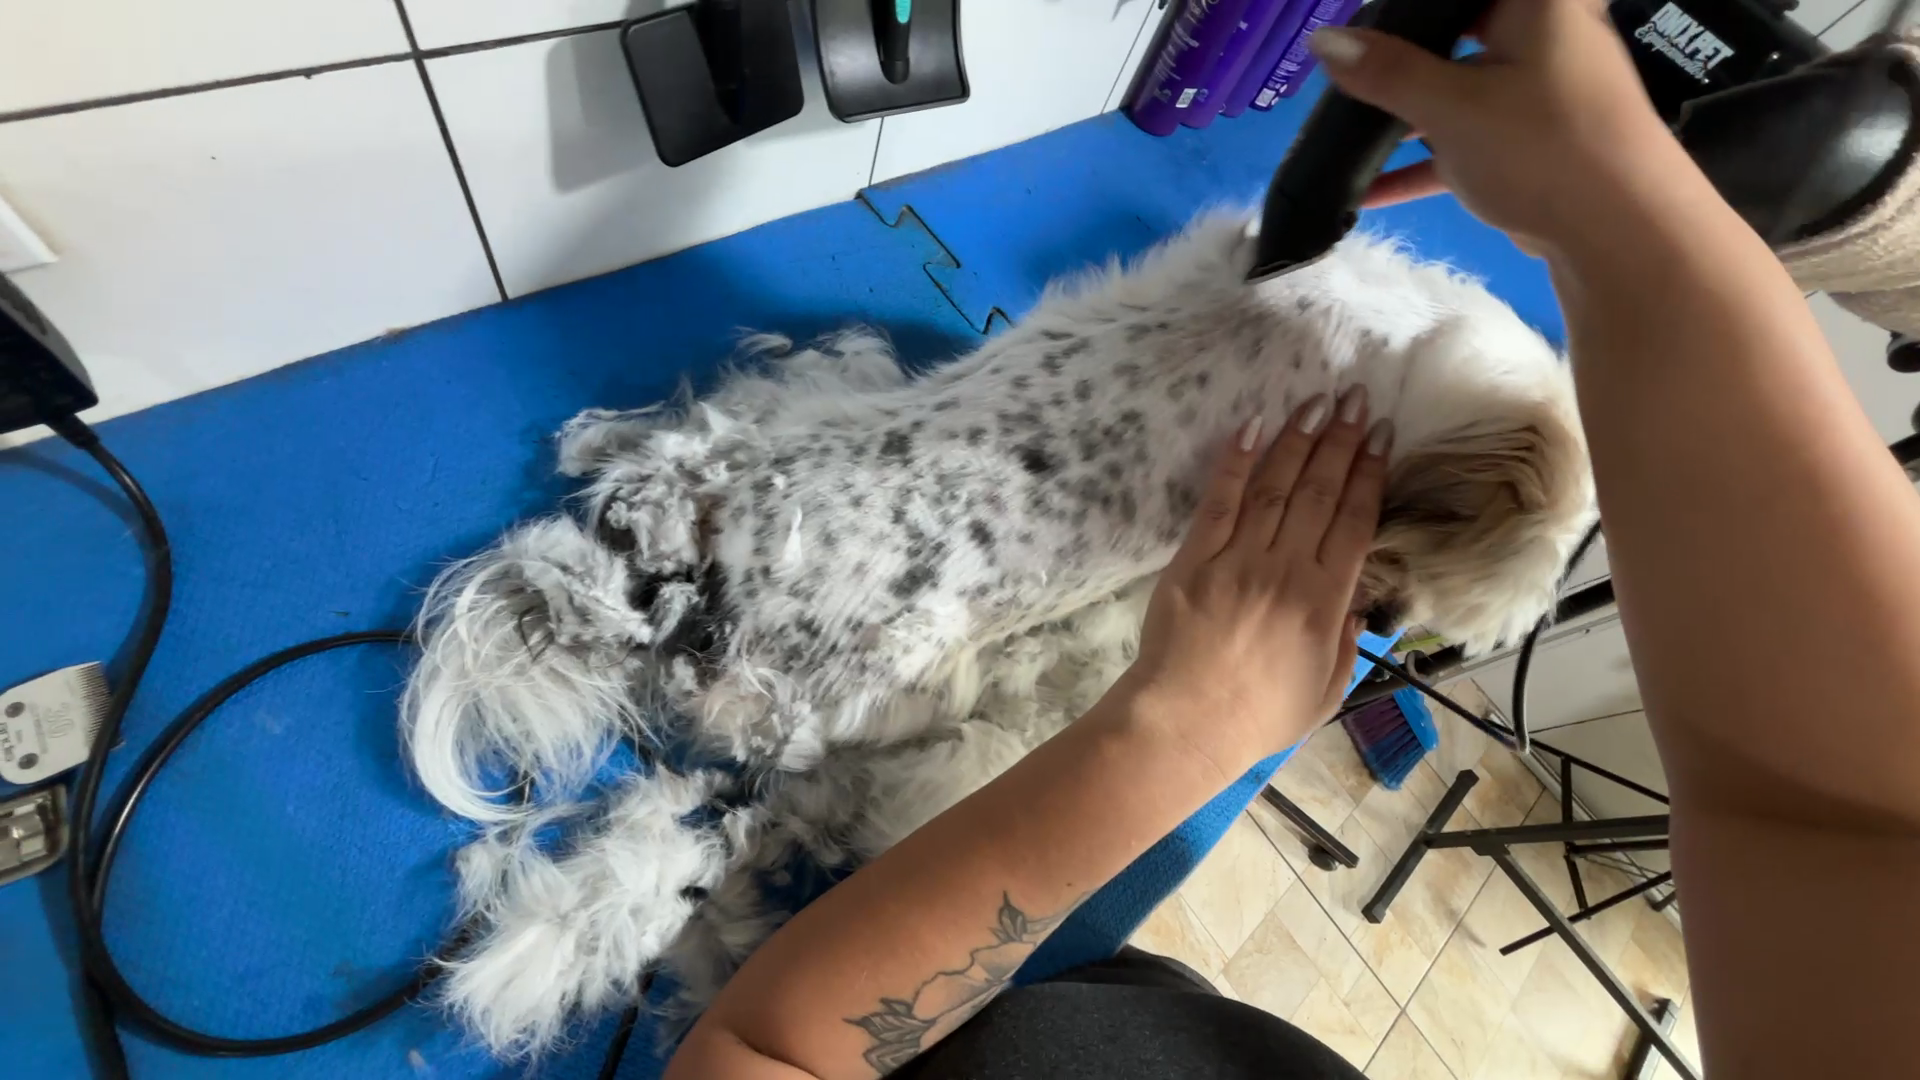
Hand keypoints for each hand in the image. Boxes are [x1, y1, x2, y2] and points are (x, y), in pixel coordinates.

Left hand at [1119, 391, 1389, 774]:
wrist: (1185, 723)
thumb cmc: (1258, 716)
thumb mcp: (1326, 690)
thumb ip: (1348, 642)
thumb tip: (1356, 603)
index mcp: (1326, 601)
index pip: (1356, 521)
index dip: (1370, 473)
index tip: (1382, 436)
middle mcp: (1287, 569)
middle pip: (1320, 492)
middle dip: (1341, 441)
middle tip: (1355, 399)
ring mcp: (1237, 560)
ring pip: (1274, 487)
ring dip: (1297, 441)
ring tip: (1316, 403)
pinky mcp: (1193, 560)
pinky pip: (1218, 502)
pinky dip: (1234, 462)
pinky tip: (1251, 427)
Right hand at [1311, 0, 1692, 259]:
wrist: (1612, 224)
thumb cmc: (1538, 145)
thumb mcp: (1452, 106)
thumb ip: (1386, 72)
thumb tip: (1322, 39)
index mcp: (1536, 1)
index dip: (1407, 8)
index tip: (1359, 25)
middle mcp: (1540, 32)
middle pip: (1454, 32)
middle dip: (1397, 56)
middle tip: (1343, 76)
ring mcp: (1531, 89)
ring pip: (1453, 87)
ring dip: (1400, 113)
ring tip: (1345, 131)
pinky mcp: (1520, 140)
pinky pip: (1457, 140)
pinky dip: (1416, 161)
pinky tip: (1367, 190)